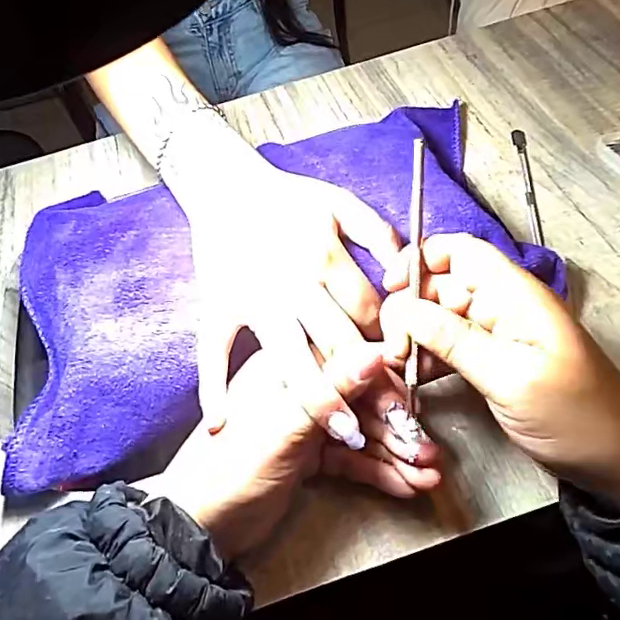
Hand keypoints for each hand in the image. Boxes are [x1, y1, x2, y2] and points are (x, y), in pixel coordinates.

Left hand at [148, 349, 439, 557]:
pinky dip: (377, 471)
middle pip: (356, 398)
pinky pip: (350, 458)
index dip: (383, 385)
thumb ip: (327, 392)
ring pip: (358, 430)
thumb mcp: (281, 430)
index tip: (415, 407)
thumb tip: (373, 353)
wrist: (196, 525)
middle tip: (429, 452)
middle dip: (396, 426)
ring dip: (394, 453)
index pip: (342, 362)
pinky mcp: (306, 454)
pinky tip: (406, 484)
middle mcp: (293, 388)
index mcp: (280, 366)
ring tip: (428, 475)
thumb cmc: (227, 471)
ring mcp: (301, 422)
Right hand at [182, 160, 428, 465]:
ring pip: (289, 359)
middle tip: (401, 423)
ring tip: (346, 434)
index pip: (370, 312)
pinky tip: (220, 422)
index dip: (394, 344)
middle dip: (374, 386)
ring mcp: (252, 300)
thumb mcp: (339, 202)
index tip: (406, 373)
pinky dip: (212, 387)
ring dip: (319, 400)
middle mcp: (291, 284)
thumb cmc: (285, 196)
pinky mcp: (217, 307)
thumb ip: (378, 233)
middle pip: (340, 343)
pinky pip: (213, 351)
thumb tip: (406, 271)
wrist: (224, 185)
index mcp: (324, 256)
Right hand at [380, 234, 619, 512]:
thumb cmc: (577, 418)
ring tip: (399, 365)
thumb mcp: (510, 378)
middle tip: (392, 347)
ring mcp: (495, 332)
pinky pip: (445, 343)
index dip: (419, 259)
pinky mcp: (489, 358)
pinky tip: (414, 375)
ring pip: (435, 316)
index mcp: (514, 294)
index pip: (459, 250)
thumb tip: (400, 309)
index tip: (391, 288)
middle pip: (438, 285)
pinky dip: (426, 355)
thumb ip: (451, 338)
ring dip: (412, 336)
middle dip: (408, 309)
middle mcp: (501, 304)